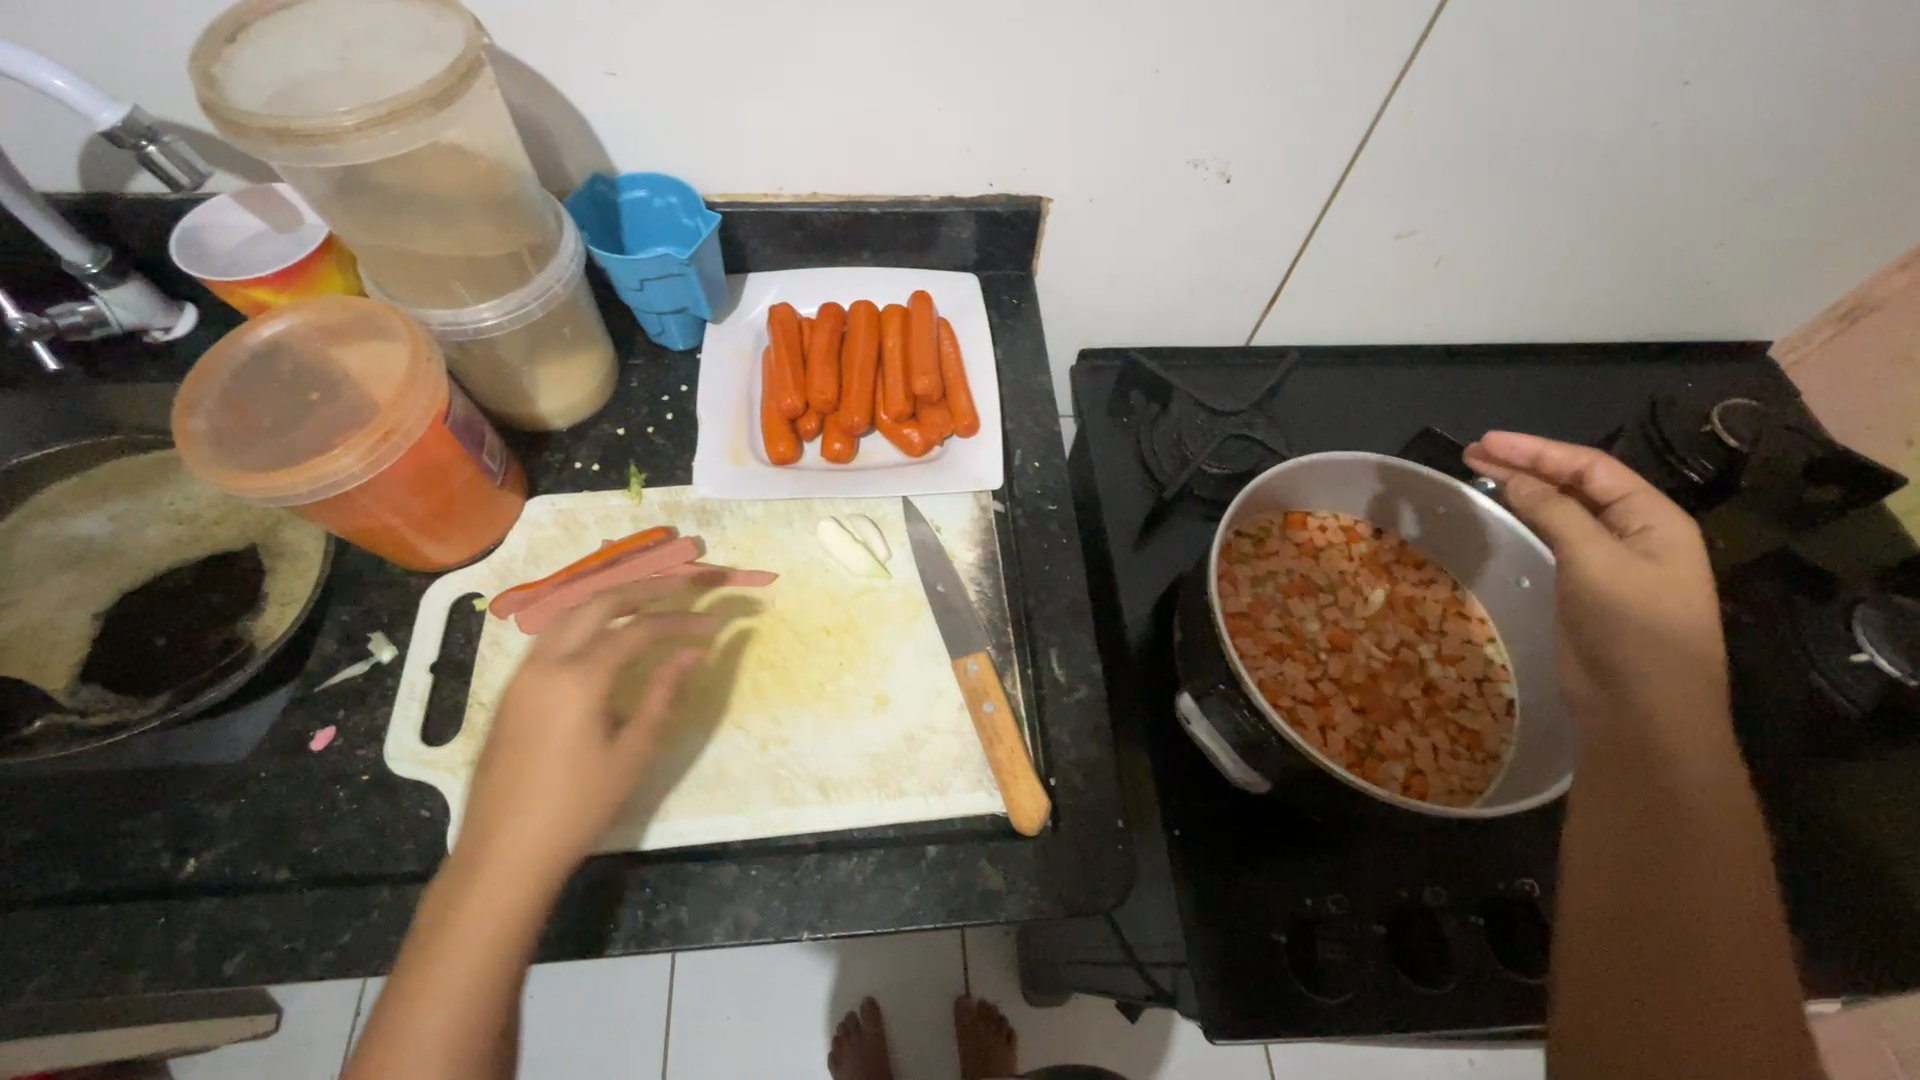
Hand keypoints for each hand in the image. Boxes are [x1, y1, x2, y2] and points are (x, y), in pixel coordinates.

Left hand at [453, 579, 720, 885]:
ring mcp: (521, 674)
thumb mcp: (632, 753)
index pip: (639, 630)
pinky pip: (550, 635)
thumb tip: (693, 653)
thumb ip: (663, 694)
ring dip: (610, 598)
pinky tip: (605, 632)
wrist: (504, 851)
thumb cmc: (578, 807)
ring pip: (567, 613)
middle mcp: (545, 663)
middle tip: (685, 583)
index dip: (681, 622)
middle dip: (645, 589)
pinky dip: (584, 620)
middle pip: (598, 602)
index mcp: (579, 678)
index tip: (715, 622)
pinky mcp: (512, 690)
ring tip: (649, 598)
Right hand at [1463, 432, 1729, 742]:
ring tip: (1480, 473)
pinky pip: (1557, 542)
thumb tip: (1516, 478)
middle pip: (1578, 486)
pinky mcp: (1587, 591)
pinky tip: (1504, 514)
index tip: (1486, 441)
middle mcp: (1637, 534)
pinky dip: (1528, 522)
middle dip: (1528, 465)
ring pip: (1565, 513)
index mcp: (1654, 519)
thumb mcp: (1595, 561)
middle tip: (1473, 452)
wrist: (1642, 710)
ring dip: (1524, 491)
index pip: (1592, 468)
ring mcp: (1612, 564)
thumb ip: (1556, 513)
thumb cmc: (1631, 629)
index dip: (1538, 450)